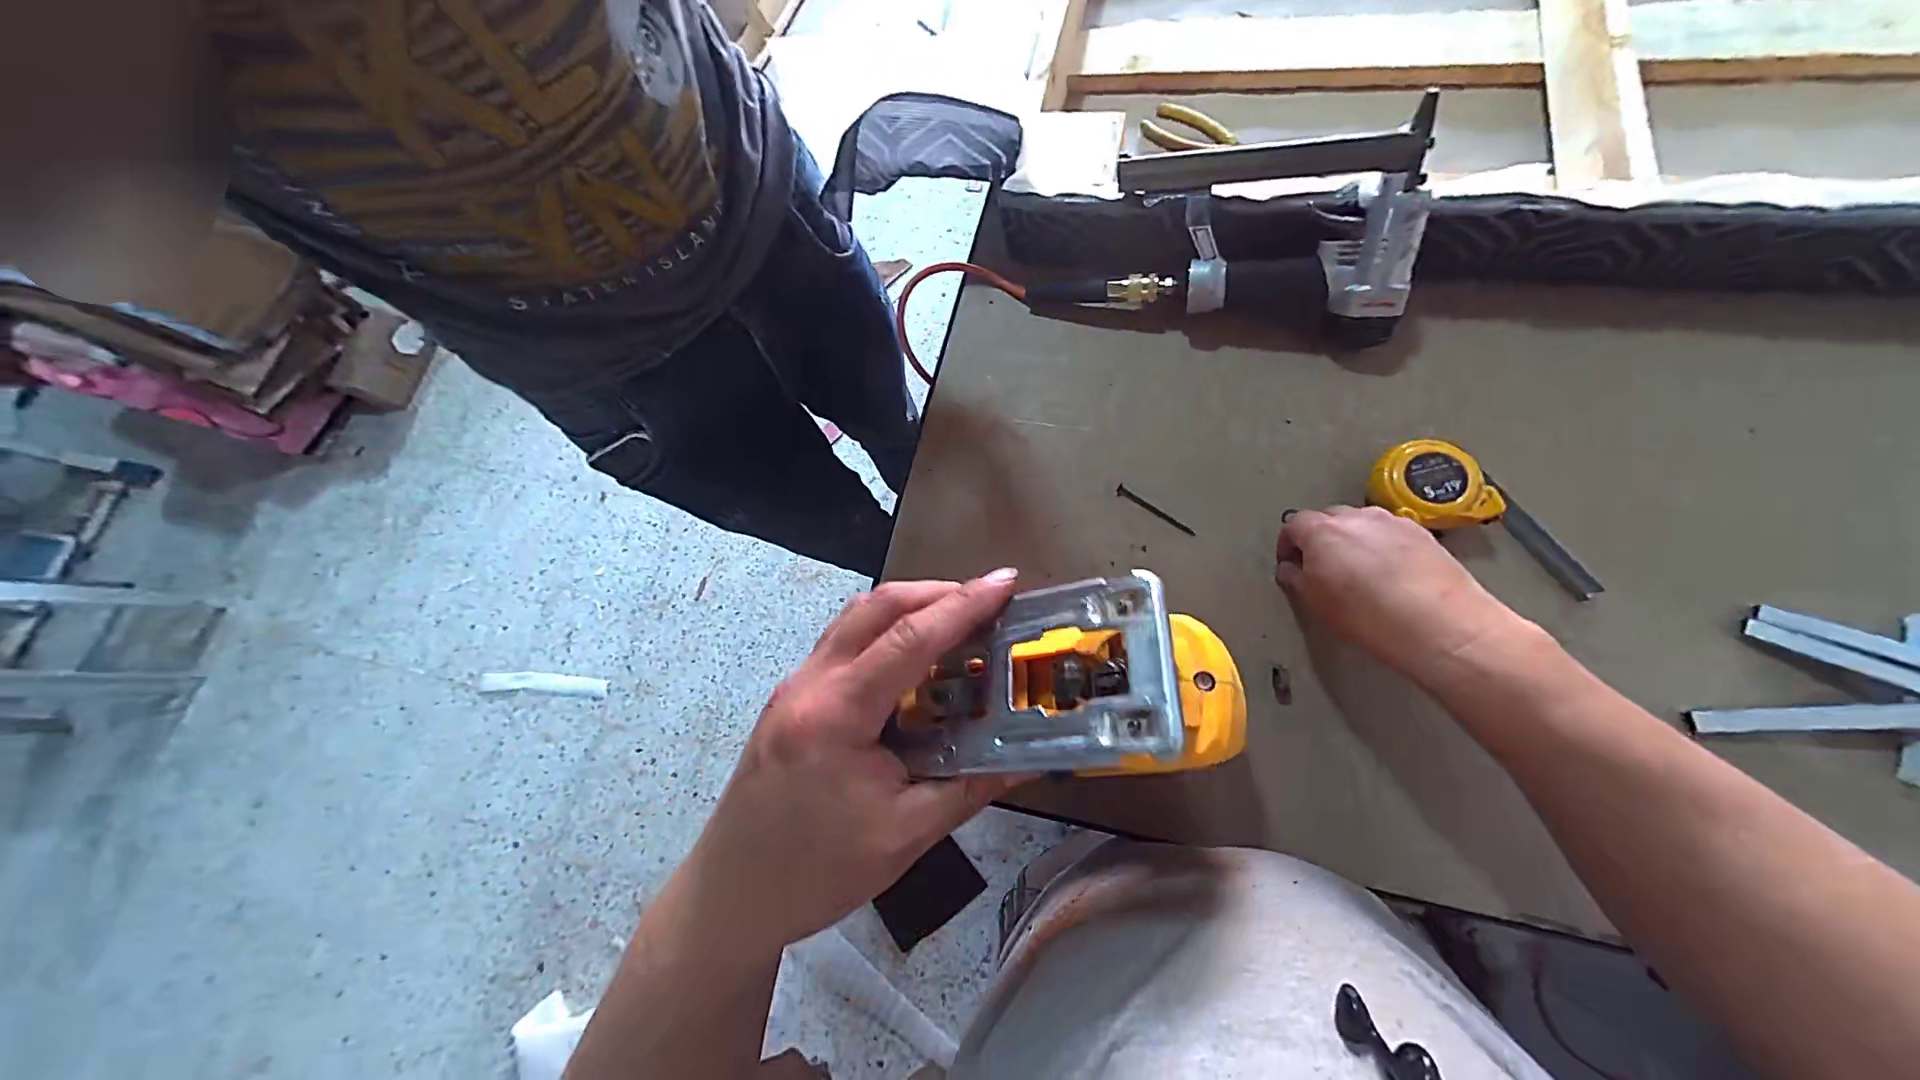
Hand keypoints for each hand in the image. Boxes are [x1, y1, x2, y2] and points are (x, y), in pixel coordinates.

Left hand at [683, 570, 1028, 951]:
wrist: (732, 895)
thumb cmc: (817, 871)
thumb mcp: (906, 834)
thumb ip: (968, 788)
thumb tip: (1024, 761)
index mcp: (836, 714)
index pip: (909, 639)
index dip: (963, 606)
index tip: (1005, 583)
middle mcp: (810, 684)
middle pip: (876, 608)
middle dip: (936, 593)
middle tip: (986, 600)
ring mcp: (795, 687)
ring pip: (855, 619)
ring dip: (908, 607)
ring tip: (958, 620)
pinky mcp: (792, 699)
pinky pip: (844, 644)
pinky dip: (885, 633)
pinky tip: (914, 660)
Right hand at [1275, 505, 1533, 683]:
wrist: (1437, 625)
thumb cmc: (1374, 617)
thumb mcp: (1314, 602)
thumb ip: (1294, 578)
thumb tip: (1291, 570)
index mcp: (1322, 531)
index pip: (1293, 525)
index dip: (1287, 545)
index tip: (1289, 560)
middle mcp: (1356, 519)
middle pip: (1327, 518)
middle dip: (1319, 538)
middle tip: (1320, 566)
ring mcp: (1392, 523)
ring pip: (1361, 523)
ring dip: (1353, 541)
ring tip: (1357, 572)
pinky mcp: (1422, 533)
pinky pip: (1390, 533)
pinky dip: (1383, 547)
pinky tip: (1387, 574)